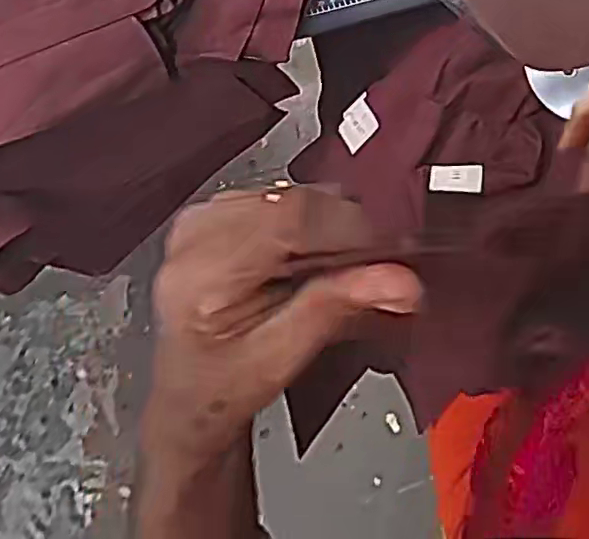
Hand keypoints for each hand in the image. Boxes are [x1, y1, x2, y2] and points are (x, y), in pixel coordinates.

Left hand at [144, 188, 421, 464]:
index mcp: (203, 272)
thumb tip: (400, 280)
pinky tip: (313, 256)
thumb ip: (339, 307)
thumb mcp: (281, 359)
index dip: (350, 227)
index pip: (292, 217)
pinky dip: (314, 221)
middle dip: (346, 229)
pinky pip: (288, 195)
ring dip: (332, 225)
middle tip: (374, 265)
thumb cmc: (219, 388)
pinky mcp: (222, 208)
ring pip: (299, 193)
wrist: (188, 395)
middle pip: (299, 201)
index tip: (391, 250)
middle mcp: (199, 233)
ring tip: (338, 268)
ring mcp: (208, 215)